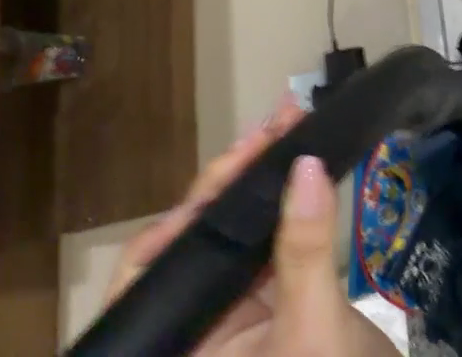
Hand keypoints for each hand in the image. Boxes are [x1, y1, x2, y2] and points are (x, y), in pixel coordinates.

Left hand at [102, 97, 396, 355]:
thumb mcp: (312, 328)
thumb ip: (303, 250)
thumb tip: (305, 165)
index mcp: (175, 348)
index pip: (148, 275)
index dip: (179, 220)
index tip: (230, 167)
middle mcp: (192, 331)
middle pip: (192, 246)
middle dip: (228, 183)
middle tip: (272, 128)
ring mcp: (233, 316)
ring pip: (233, 238)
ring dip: (261, 181)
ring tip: (288, 127)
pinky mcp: (270, 302)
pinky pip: (268, 244)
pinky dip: (286, 202)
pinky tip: (303, 164)